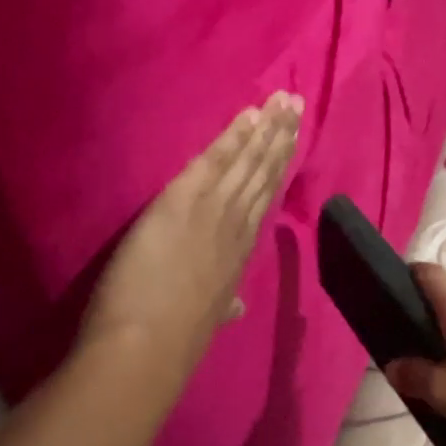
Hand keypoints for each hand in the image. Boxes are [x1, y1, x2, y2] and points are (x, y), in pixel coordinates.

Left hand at [81, 91, 301, 366]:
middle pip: (264, 172)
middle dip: (281, 137)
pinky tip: (250, 114)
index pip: (265, 200)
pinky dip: (234, 136)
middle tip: (297, 105)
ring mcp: (215, 208)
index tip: (290, 142)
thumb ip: (225, 304)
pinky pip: (215, 160)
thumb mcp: (210, 320)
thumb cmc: (175, 338)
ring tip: (284, 100)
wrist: (149, 346)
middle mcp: (238, 223)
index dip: (277, 168)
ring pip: (248, 161)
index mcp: (241, 252)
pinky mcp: (184, 199)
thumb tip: (236, 305)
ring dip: (267, 129)